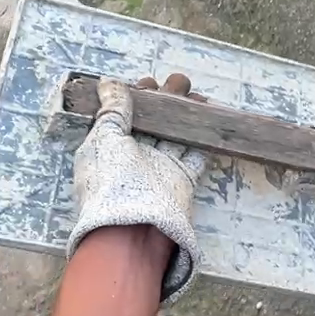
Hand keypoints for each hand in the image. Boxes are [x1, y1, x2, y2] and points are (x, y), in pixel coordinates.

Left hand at [67, 78, 206, 301]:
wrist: (131, 233)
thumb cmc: (110, 183)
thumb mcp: (104, 139)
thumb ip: (112, 110)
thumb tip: (109, 82)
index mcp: (110, 145)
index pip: (125, 113)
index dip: (137, 95)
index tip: (148, 83)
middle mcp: (135, 155)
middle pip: (153, 120)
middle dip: (166, 99)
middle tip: (178, 83)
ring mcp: (159, 166)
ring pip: (176, 132)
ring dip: (186, 112)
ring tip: (196, 95)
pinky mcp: (181, 178)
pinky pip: (195, 152)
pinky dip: (203, 135)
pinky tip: (209, 116)